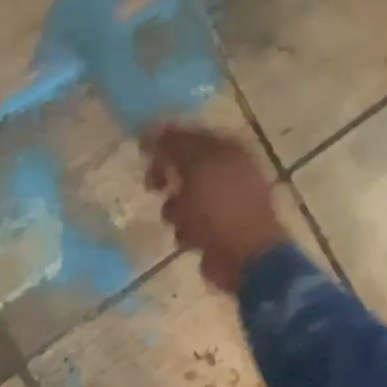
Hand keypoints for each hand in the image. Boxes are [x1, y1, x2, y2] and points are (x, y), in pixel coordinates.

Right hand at [143, 123, 288, 292]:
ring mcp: (223, 201)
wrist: (245, 257)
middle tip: (154, 185)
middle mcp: (228, 171)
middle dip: (167, 177)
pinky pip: (189, 223)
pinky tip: (191, 238)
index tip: (142, 151)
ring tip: (179, 219)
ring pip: (183, 197)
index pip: (190, 134)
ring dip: (175, 208)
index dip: (164, 140)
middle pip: (185, 165)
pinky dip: (186, 229)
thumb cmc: (221, 208)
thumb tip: (151, 129)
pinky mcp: (216, 229)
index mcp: (229, 149)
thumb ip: (173, 145)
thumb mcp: (195, 168)